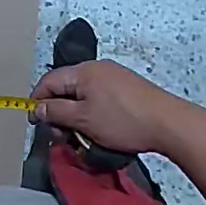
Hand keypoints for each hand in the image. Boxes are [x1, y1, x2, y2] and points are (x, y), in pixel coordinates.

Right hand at [31, 60, 205, 156]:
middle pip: (66, 88)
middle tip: (62, 135)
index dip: (37, 101)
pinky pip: (99, 98)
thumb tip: (38, 107)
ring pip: (83, 95)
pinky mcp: (127, 88)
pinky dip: (92, 113)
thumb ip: (56, 112)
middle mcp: (97, 68)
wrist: (169, 124)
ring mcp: (114, 76)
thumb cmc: (123, 121)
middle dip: (59, 112)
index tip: (35, 122)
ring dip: (76, 116)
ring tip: (81, 137)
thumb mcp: (83, 120)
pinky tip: (98, 130)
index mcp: (83, 71)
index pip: (49, 81)